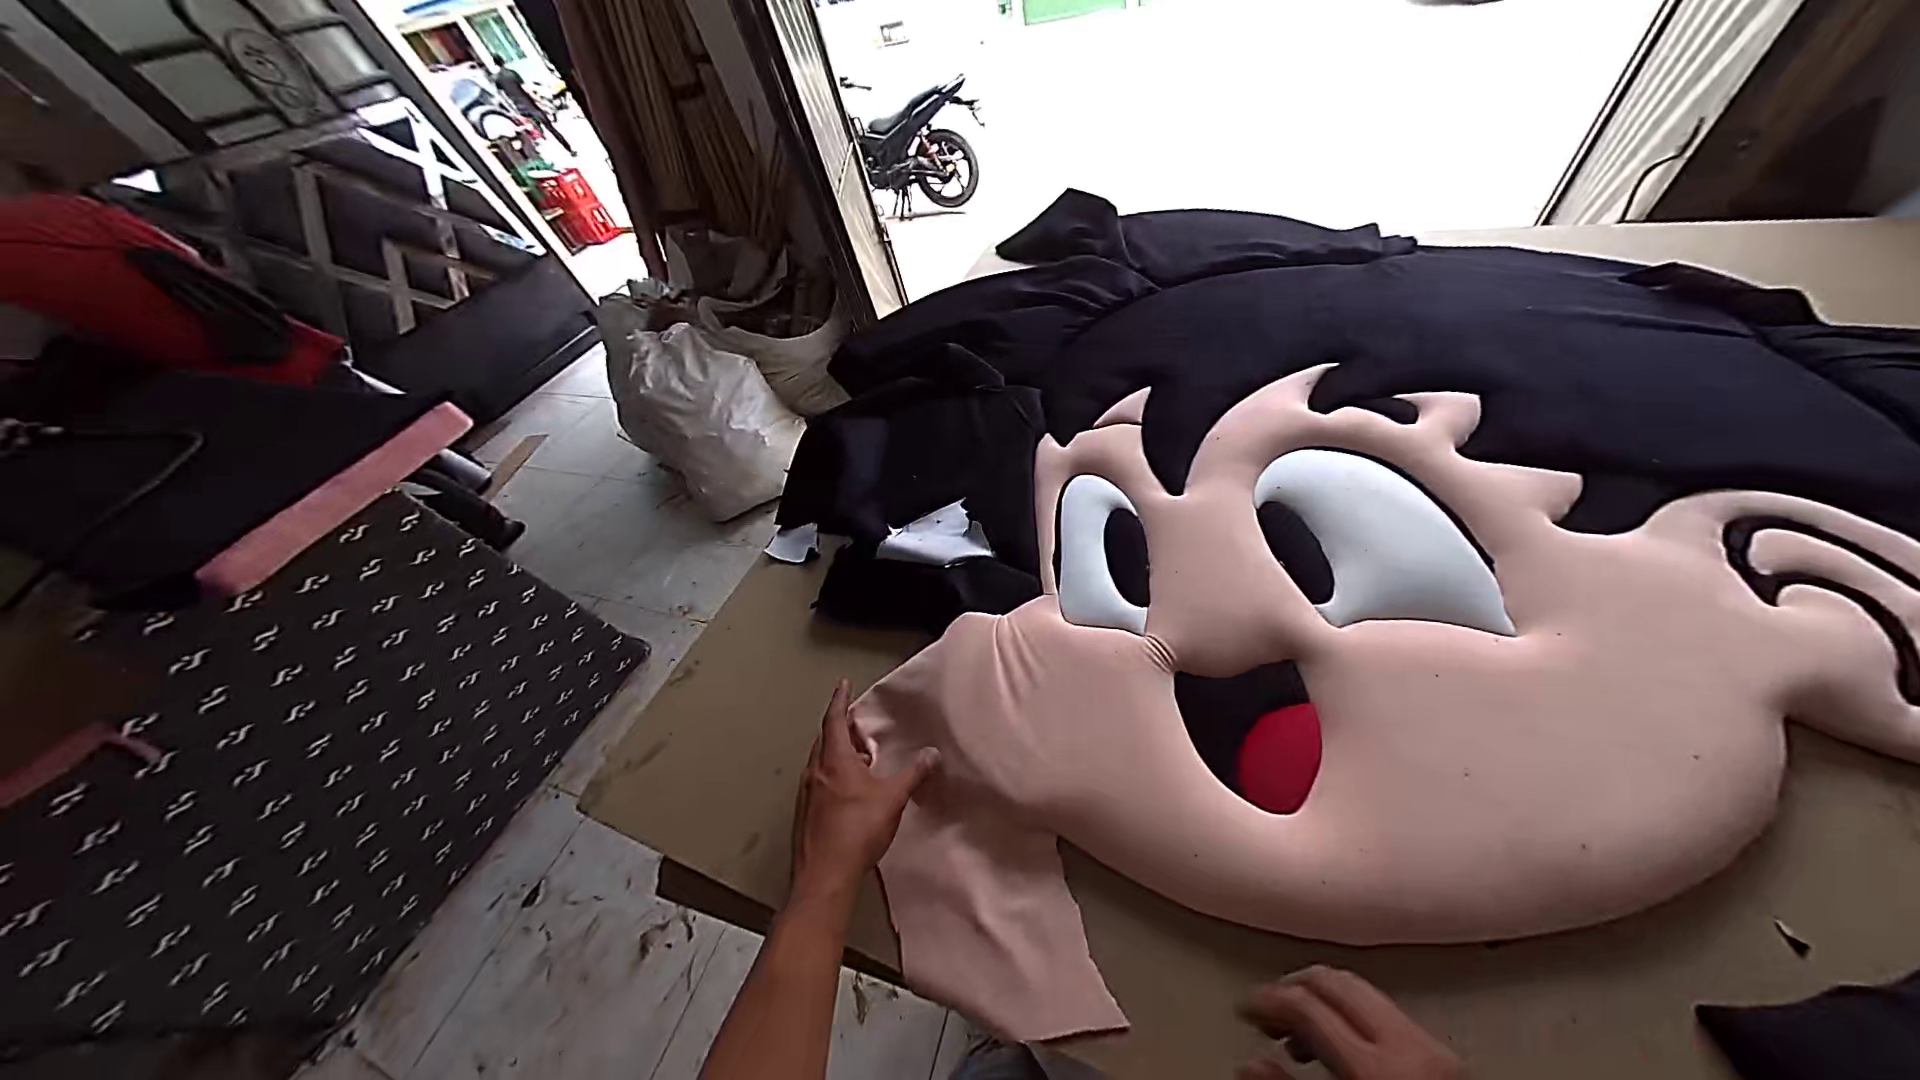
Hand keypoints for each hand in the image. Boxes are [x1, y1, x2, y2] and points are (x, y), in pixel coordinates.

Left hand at [790, 679, 938, 905]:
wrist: (825, 876)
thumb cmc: (857, 830)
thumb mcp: (893, 798)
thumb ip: (913, 774)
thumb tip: (932, 754)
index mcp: (834, 760)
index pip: (834, 720)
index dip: (840, 700)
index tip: (843, 684)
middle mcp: (816, 771)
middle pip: (825, 739)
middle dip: (840, 726)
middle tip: (856, 722)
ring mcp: (808, 794)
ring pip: (821, 761)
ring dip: (838, 752)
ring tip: (859, 755)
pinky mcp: (806, 814)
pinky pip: (820, 781)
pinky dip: (834, 774)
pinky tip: (850, 789)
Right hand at [1238, 967, 1463, 1079]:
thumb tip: (1251, 1066)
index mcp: (1378, 1072)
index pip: (1304, 1004)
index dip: (1264, 1000)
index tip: (1245, 1009)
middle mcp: (1411, 1049)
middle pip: (1331, 983)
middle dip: (1291, 989)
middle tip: (1266, 1012)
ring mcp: (1436, 1052)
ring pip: (1359, 993)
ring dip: (1320, 1001)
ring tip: (1298, 1033)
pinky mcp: (1451, 1063)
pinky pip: (1385, 1015)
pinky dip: (1351, 1018)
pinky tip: (1340, 1047)